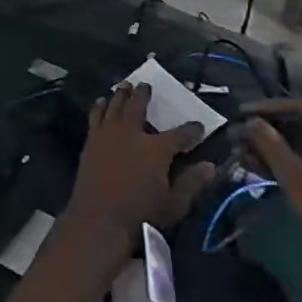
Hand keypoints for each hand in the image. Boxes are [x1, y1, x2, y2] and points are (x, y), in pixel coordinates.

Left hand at [63, 84, 213, 265]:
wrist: (99, 216)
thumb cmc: (142, 213)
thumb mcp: (174, 203)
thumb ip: (191, 182)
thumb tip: (210, 166)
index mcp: (156, 148)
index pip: (181, 134)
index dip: (192, 130)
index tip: (198, 126)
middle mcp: (131, 133)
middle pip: (138, 106)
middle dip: (144, 95)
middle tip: (146, 84)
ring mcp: (108, 134)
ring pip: (114, 106)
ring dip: (120, 94)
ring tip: (123, 85)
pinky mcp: (91, 140)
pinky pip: (95, 116)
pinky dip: (99, 107)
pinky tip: (101, 102)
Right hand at [241, 98, 301, 276]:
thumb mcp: (299, 181)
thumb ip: (272, 147)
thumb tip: (251, 122)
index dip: (269, 109)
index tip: (243, 114)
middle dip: (272, 132)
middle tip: (243, 137)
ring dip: (280, 148)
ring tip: (250, 154)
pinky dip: (297, 161)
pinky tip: (270, 168)